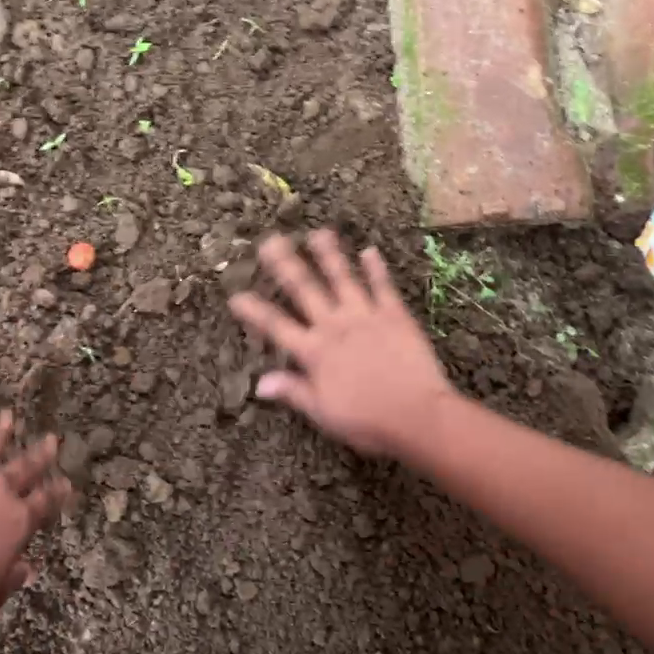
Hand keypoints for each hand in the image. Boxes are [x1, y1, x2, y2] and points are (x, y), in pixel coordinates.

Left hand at [0, 412, 70, 636]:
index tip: (66, 482)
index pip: (44, 503)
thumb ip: (9, 581)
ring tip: (8, 418)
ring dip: (1, 433)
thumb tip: (28, 568)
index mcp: (16, 523)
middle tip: (51, 439)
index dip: (57, 493)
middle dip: (40, 454)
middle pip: (24, 467)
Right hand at [228, 230, 454, 458]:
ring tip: (317, 232)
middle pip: (305, 289)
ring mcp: (365, 317)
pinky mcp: (395, 316)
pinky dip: (376, 269)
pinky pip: (383, 287)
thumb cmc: (368, 421)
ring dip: (328, 255)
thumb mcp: (323, 413)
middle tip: (270, 240)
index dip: (254, 310)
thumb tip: (260, 382)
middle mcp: (335, 326)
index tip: (235, 294)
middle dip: (285, 264)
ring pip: (342, 279)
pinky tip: (370, 251)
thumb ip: (293, 392)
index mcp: (314, 352)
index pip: (276, 326)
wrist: (418, 415)